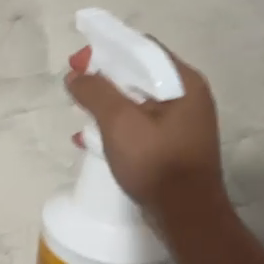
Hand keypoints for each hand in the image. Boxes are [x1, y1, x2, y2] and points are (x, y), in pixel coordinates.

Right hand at [65, 42, 226, 214]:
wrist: (186, 215)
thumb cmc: (156, 162)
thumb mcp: (118, 121)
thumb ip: (95, 91)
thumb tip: (76, 75)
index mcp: (183, 83)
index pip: (142, 48)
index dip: (107, 49)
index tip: (77, 62)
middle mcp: (188, 96)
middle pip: (138, 73)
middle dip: (103, 78)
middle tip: (75, 87)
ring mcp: (182, 121)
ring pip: (136, 99)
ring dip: (106, 102)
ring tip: (81, 114)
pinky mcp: (172, 143)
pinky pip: (139, 121)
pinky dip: (115, 123)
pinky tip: (91, 138)